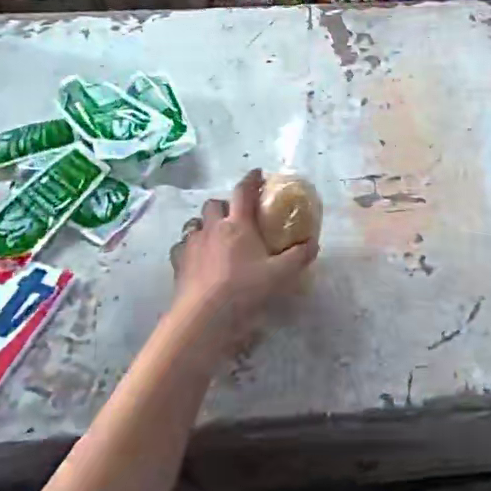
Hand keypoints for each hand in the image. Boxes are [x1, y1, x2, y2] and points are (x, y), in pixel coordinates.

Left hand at [168, 170, 316, 357]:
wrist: (203, 316)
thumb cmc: (243, 289)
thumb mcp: (279, 275)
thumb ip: (297, 257)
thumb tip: (313, 244)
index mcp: (238, 224)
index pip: (244, 192)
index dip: (251, 180)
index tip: (257, 174)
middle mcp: (212, 227)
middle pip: (213, 204)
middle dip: (223, 205)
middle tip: (234, 216)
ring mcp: (192, 244)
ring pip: (194, 224)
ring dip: (203, 225)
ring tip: (213, 237)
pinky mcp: (177, 263)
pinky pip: (180, 247)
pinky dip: (188, 248)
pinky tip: (195, 258)